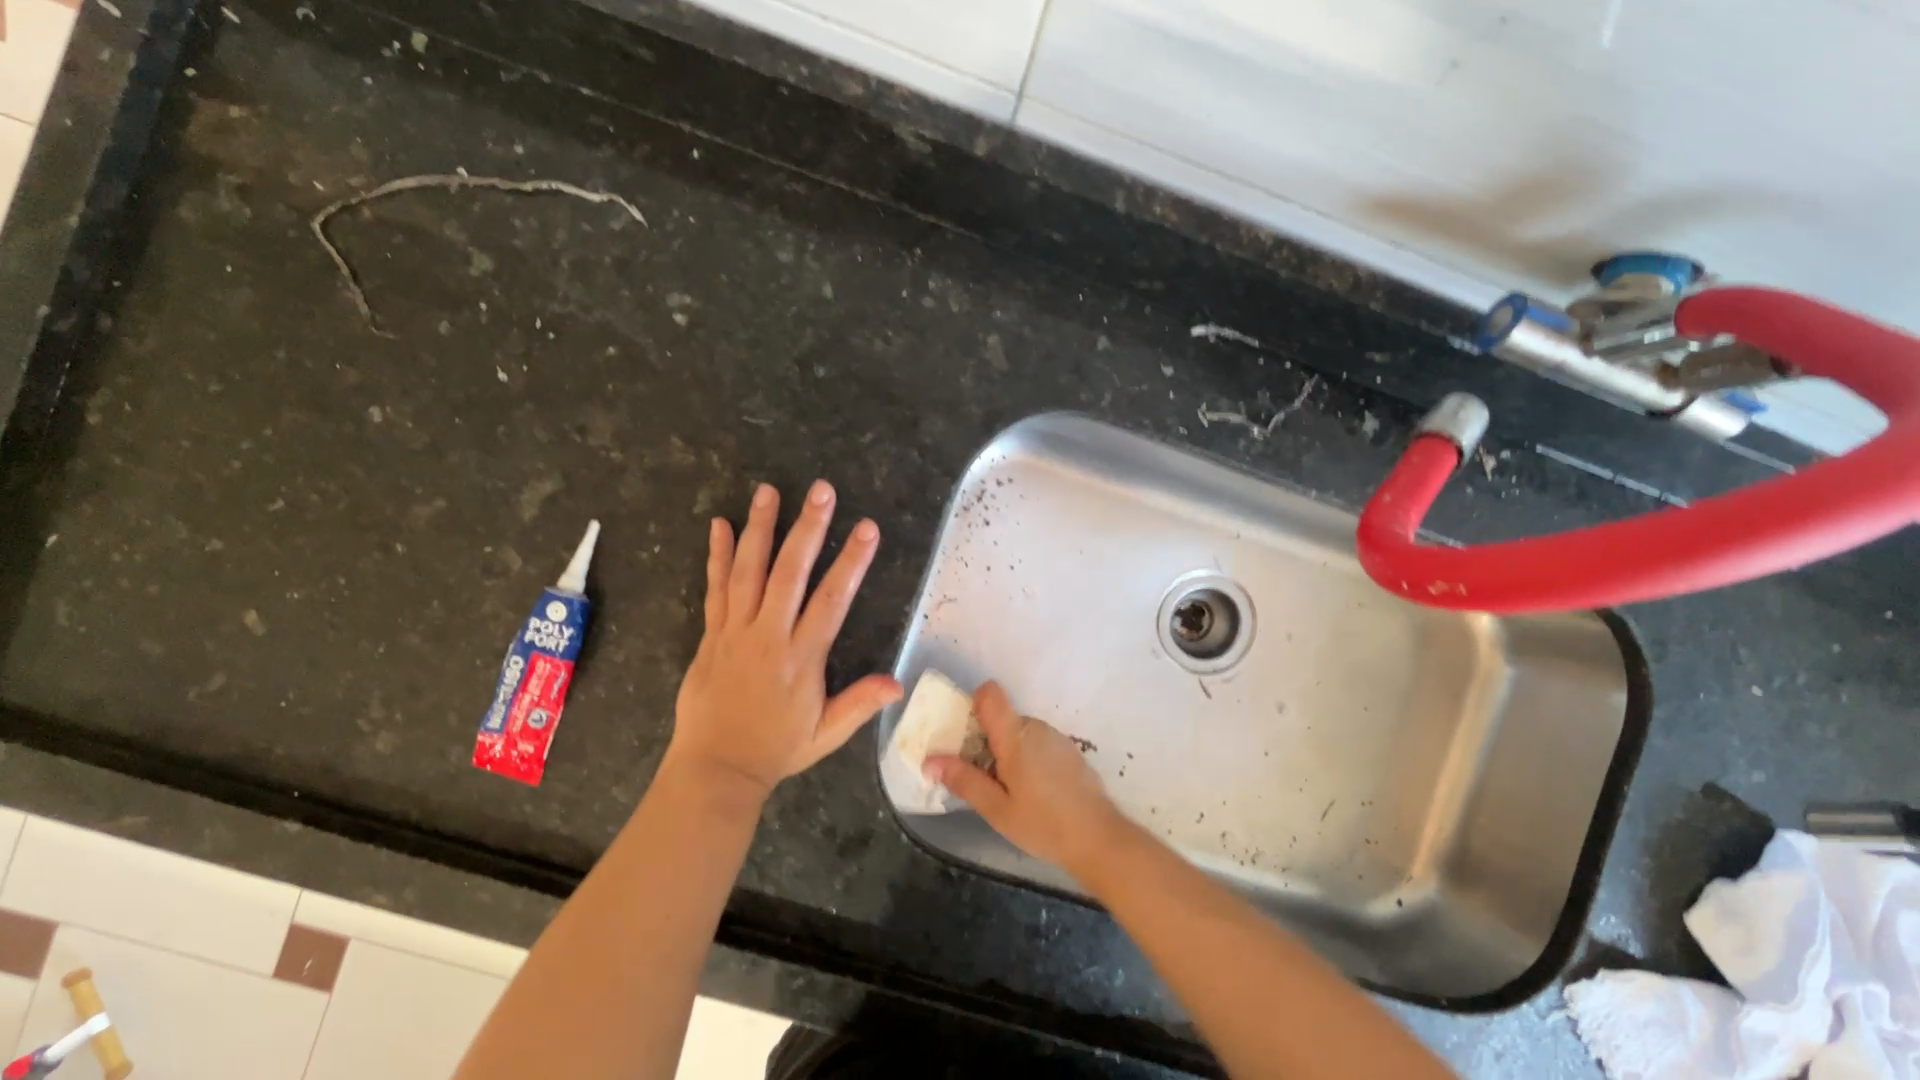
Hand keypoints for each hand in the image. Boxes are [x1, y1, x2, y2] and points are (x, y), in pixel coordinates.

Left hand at [668, 480, 902, 799]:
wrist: (715, 767)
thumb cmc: (776, 749)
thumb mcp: (826, 734)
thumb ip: (859, 704)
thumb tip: (897, 683)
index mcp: (802, 658)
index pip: (831, 601)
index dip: (850, 562)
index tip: (866, 529)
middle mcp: (769, 636)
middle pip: (789, 573)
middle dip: (808, 529)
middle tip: (821, 490)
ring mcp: (736, 631)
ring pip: (748, 571)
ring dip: (760, 528)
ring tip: (768, 491)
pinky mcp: (711, 634)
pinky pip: (714, 588)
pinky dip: (717, 555)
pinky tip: (719, 524)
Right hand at [925, 682, 1133, 880]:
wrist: (1099, 839)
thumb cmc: (1043, 824)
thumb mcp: (996, 808)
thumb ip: (964, 780)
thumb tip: (930, 760)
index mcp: (1016, 735)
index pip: (990, 694)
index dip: (973, 705)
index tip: (964, 737)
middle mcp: (1037, 727)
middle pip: (1001, 719)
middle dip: (985, 742)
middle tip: (982, 780)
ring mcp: (1056, 738)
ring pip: (1020, 733)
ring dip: (1007, 754)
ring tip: (1008, 793)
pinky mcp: (1069, 752)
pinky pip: (1038, 744)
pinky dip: (1027, 760)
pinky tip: (1033, 794)